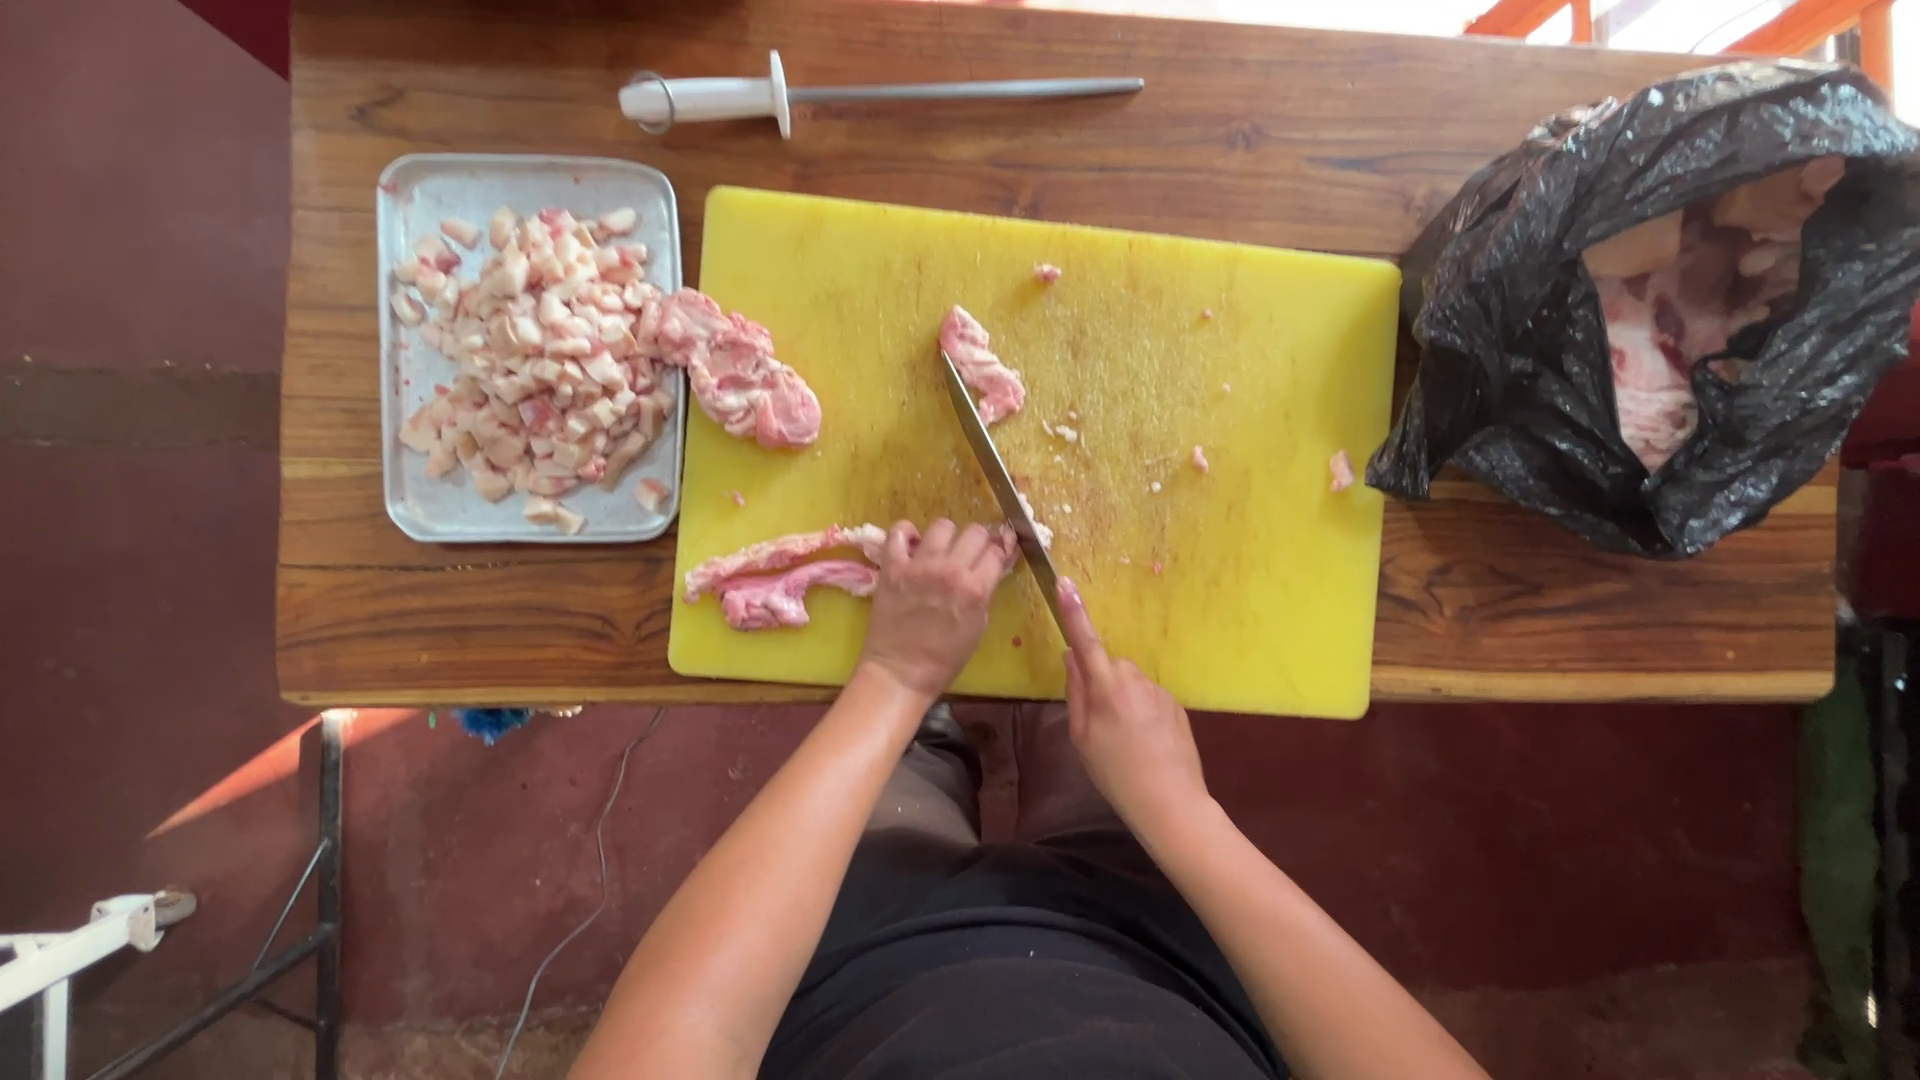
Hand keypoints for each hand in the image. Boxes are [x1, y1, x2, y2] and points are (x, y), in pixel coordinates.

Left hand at [858, 519, 1017, 696]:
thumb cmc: (945, 658)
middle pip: (975, 532)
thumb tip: (989, 568)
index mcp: (976, 589)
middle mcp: (950, 570)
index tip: (994, 554)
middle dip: (977, 542)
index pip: (996, 551)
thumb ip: (984, 592)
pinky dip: (906, 533)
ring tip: (940, 551)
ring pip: (942, 526)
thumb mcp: (978, 626)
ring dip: (946, 537)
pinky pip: (898, 532)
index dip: (998, 552)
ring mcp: (919, 566)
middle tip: (969, 555)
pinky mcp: (892, 567)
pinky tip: (911, 544)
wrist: (901, 672)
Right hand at [1058, 576, 1209, 834]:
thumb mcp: (1082, 738)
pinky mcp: (1176, 704)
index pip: (1085, 641)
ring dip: (1122, 698)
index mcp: (1106, 688)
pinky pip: (1149, 696)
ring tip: (1125, 740)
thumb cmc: (1115, 774)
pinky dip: (1142, 711)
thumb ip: (1076, 692)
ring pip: (1130, 682)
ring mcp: (1159, 691)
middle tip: (1098, 724)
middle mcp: (1135, 680)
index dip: (1073, 612)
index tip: (1065, 583)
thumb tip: (1071, 657)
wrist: (1170, 801)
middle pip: (1109, 665)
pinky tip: (1145, 742)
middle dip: (1102, 682)